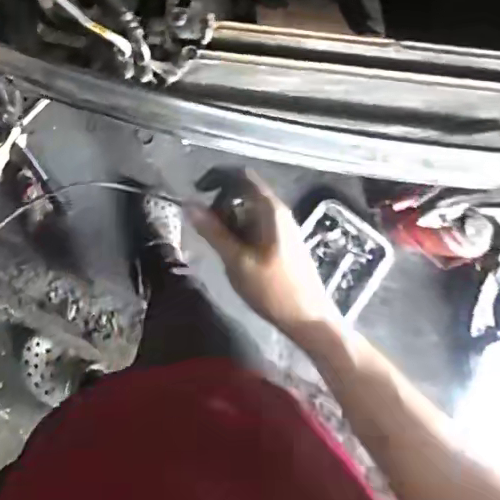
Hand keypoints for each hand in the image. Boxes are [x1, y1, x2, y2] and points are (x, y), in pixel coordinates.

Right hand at [190, 169, 342, 343]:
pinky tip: (232, 251)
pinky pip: (253, 224)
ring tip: (216, 242)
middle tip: (204, 226)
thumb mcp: (236, 261)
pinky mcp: (281, 242)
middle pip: (242, 192)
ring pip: (246, 209)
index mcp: (270, 210)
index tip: (197, 193)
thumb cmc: (274, 290)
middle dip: (219, 203)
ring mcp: (282, 227)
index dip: (216, 177)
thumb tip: (188, 204)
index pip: (240, 176)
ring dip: (227, 219)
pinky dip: (237, 230)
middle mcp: (278, 212)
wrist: (311, 323)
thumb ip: (212, 231)